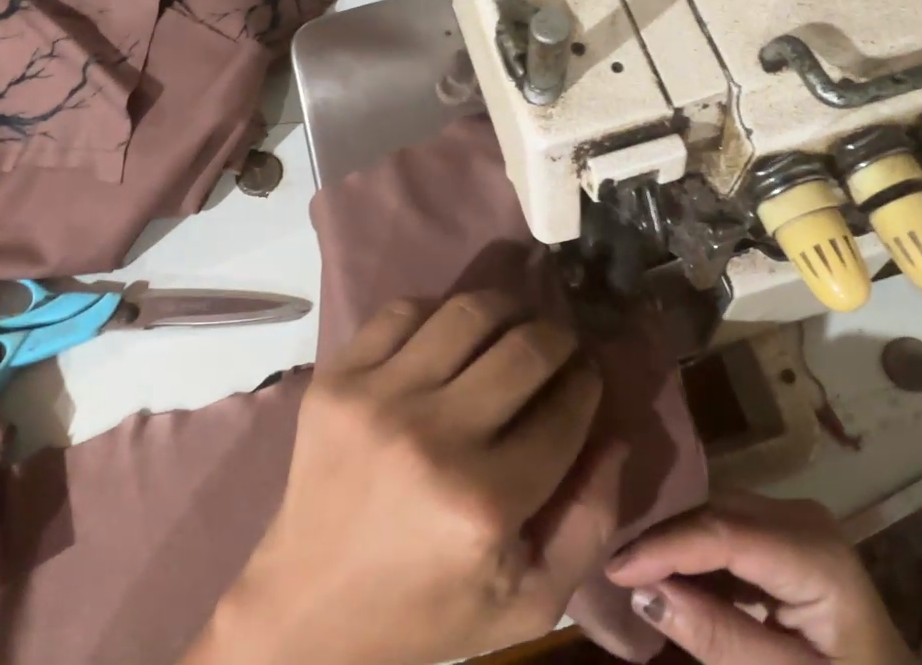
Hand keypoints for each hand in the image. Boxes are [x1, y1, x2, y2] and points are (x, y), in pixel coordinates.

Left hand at [188, 292, 624, 664]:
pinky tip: (450, 338)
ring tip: (513, 327)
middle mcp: (432, 437)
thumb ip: (590, 522)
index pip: (567, 410)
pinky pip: (402, 311)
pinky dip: (439, 314)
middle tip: (560, 348)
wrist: (307, 605)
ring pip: (468, 313)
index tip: (588, 377)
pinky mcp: (334, 380)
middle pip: (525, 348)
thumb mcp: (530, 600)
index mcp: (485, 501)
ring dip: (507, 311)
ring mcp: (376, 399)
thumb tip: (615, 434)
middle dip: (559, 339)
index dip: (588, 384)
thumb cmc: (427, 610)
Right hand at [606, 491, 913, 664]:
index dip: (664, 546)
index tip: (613, 571)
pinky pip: (728, 528)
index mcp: (817, 555)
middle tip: (616, 575)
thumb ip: (719, 638)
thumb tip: (643, 594)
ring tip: (634, 575)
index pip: (724, 530)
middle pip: (718, 512)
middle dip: (664, 540)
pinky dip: (697, 553)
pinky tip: (673, 579)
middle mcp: (805, 519)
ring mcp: (797, 521)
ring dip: (676, 544)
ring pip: (717, 513)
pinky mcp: (786, 533)